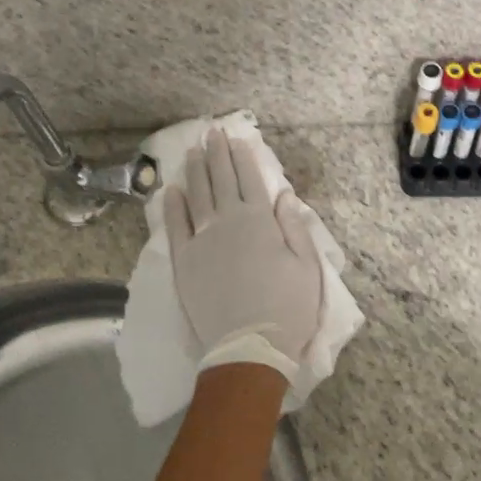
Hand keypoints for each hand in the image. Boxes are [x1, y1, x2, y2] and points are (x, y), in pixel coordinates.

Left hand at [163, 129, 323, 380]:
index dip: (243, 156)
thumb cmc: (288, 307)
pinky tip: (172, 189)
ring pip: (197, 195)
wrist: (250, 347)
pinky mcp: (184, 261)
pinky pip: (176, 226)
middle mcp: (229, 221)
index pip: (250, 178)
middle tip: (211, 133)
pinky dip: (173, 205)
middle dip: (217, 153)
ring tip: (192, 151)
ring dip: (195, 170)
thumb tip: (282, 194)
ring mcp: (202, 240)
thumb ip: (294, 226)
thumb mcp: (307, 265)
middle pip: (221, 179)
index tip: (237, 138)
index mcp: (260, 220)